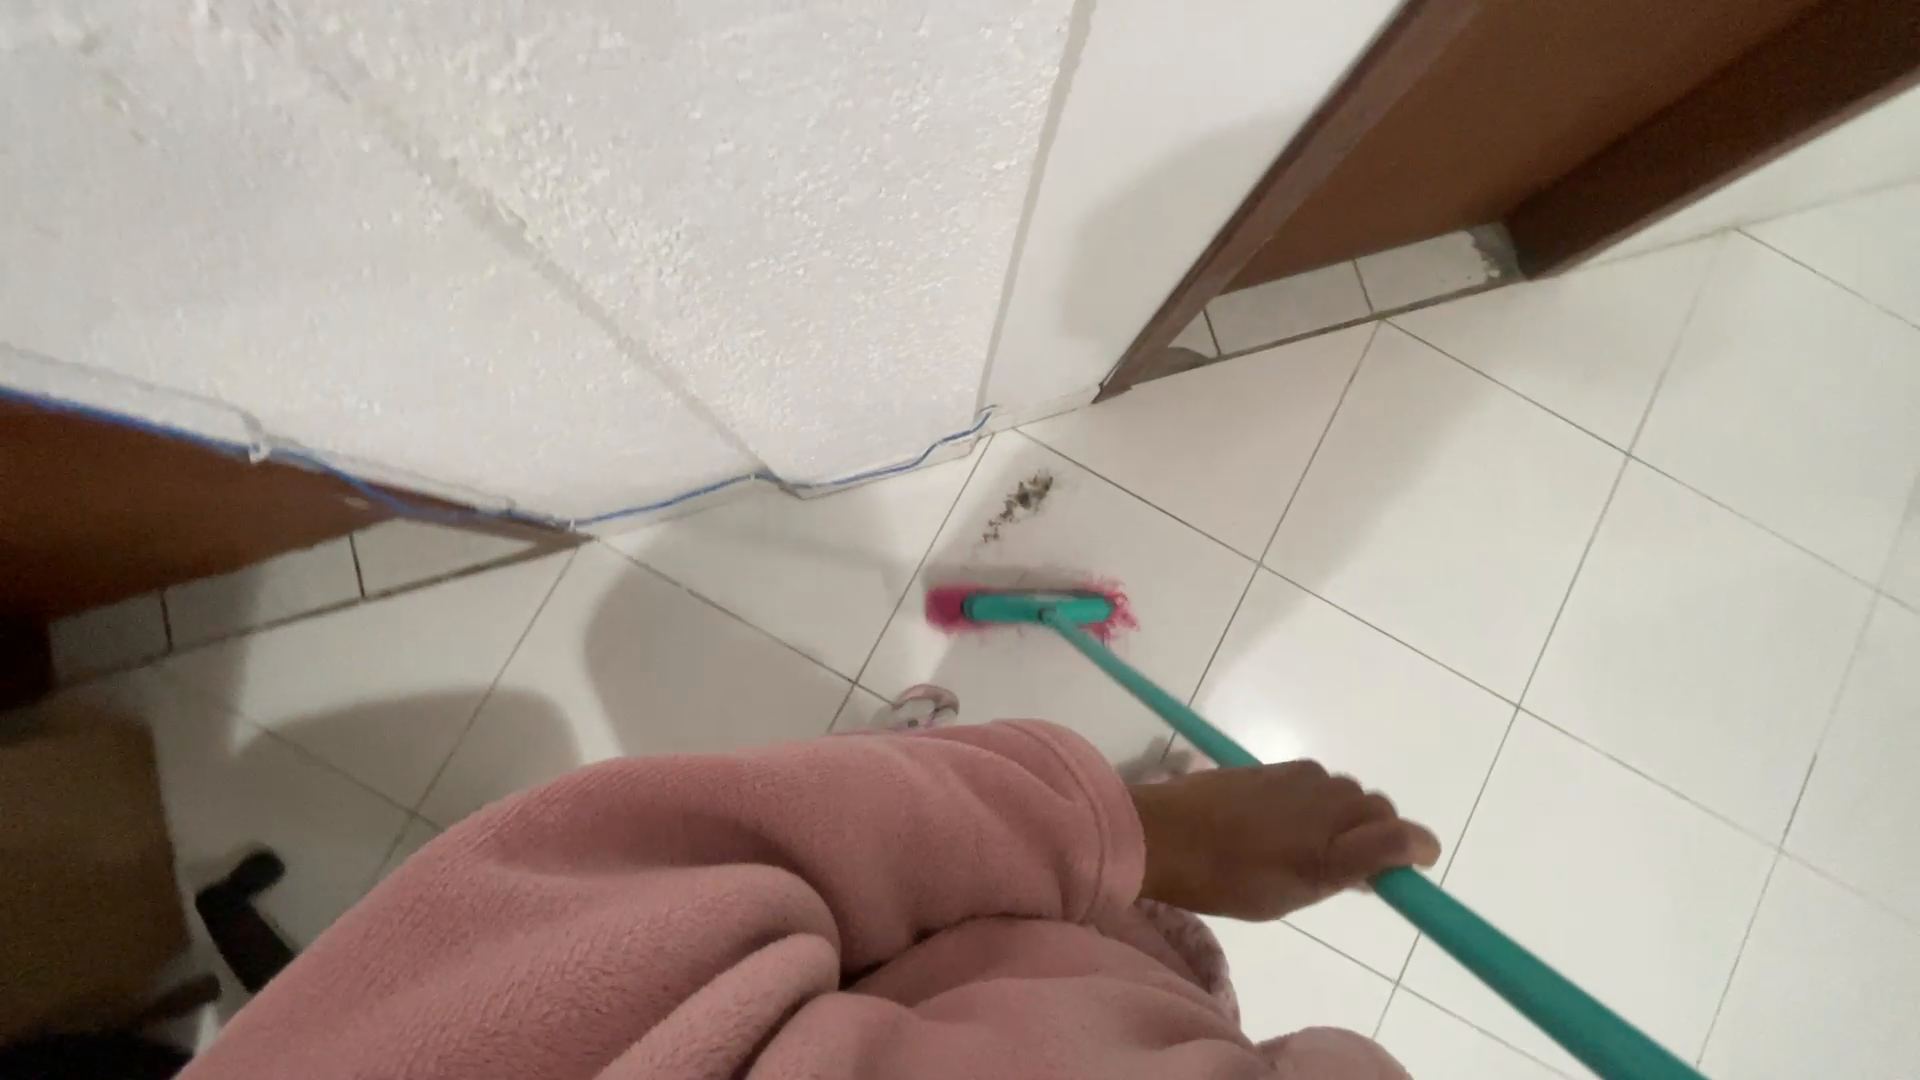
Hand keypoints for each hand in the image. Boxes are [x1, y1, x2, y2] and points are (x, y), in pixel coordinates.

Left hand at [1129, 761, 1440, 920]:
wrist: (1162, 832)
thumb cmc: (1225, 878)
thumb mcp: (1290, 894)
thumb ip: (1340, 876)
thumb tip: (1375, 867)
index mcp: (1332, 844)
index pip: (1402, 835)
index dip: (1414, 848)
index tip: (1414, 863)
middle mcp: (1322, 800)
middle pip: (1375, 807)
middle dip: (1375, 831)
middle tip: (1351, 863)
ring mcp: (1293, 777)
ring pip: (1342, 790)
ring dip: (1341, 812)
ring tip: (1310, 843)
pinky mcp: (1268, 766)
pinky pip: (1310, 780)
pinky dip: (1312, 798)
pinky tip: (1284, 820)